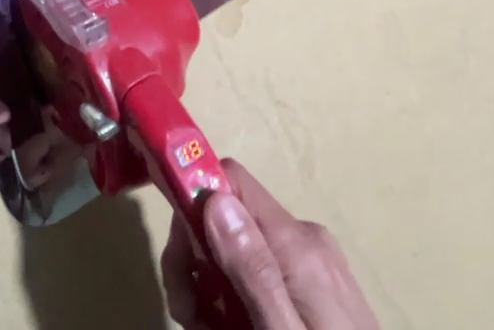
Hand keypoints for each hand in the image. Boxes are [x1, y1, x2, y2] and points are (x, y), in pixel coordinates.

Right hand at [161, 159, 378, 329]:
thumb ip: (253, 270)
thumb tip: (216, 199)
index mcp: (296, 243)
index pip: (228, 179)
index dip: (191, 205)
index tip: (180, 261)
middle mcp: (303, 238)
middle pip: (223, 217)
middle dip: (193, 262)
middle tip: (188, 317)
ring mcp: (310, 260)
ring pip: (233, 246)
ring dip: (208, 286)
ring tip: (207, 329)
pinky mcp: (313, 282)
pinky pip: (256, 269)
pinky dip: (233, 295)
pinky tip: (230, 327)